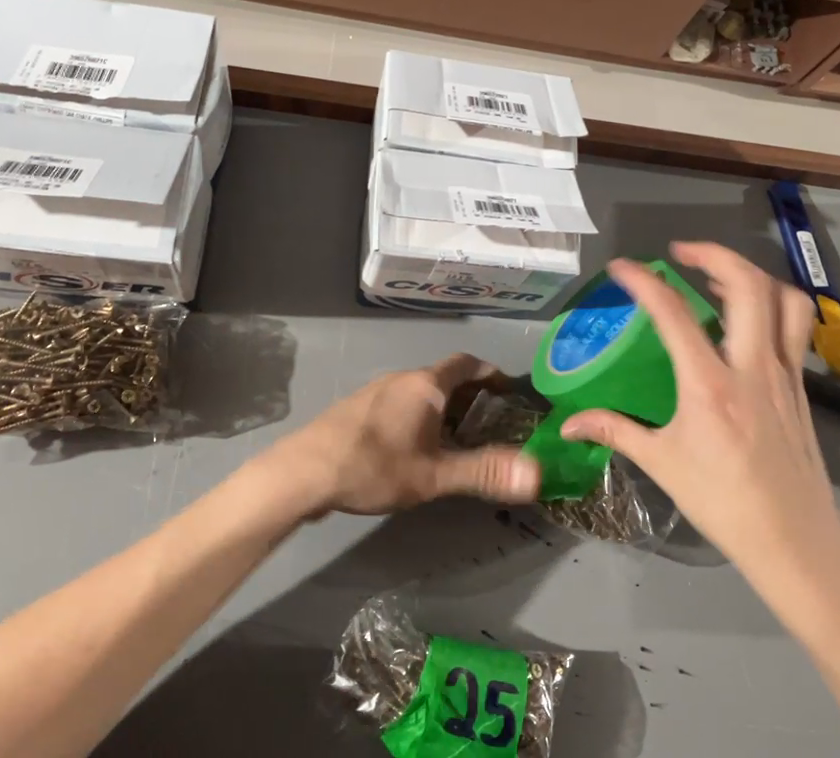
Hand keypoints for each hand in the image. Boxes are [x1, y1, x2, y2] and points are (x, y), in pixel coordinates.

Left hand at [268, 354, 540, 515]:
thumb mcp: (434, 475)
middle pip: (443, 378)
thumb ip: (484, 472)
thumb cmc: (373, 466)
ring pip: (418, 393)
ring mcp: (374, 393)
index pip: (466, 364)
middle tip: (492, 422)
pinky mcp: (355, 412)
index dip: (490, 373)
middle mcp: (400, 379)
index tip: (509, 388)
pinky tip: (414, 448)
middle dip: (469, 396)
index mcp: (424, 385)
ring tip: (456, 439)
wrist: (302, 473)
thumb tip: (537, 475)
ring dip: (441, 408)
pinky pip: (398, 405)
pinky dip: (418, 417)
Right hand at [559, 244, 839, 591]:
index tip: (621, 267)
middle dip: (714, 254)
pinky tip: (749, 321)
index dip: (644, 282)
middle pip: (748, 286)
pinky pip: (796, 328)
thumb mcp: (662, 465)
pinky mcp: (801, 386)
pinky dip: (774, 305)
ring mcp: (784, 373)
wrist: (794, 538)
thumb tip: (569, 423)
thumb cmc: (721, 502)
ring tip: (720, 277)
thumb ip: (615, 431)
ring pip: (784, 300)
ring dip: (752, 275)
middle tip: (681, 253)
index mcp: (709, 386)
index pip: (674, 315)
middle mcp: (752, 367)